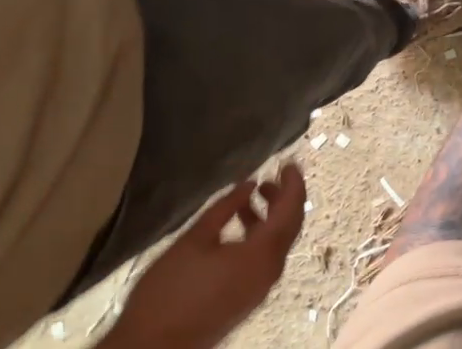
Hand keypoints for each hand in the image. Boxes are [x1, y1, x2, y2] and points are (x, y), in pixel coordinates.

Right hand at [101, 165, 306, 348]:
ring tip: (250, 198)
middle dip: (284, 198)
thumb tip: (249, 184)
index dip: (294, 182)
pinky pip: (265, 259)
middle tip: (271, 178)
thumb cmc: (167, 294)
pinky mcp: (247, 300)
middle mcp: (271, 270)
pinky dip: (260, 238)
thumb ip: (225, 209)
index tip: (290, 162)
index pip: (292, 208)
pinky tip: (237, 230)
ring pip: (277, 243)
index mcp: (264, 253)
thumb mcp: (192, 242)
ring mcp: (261, 288)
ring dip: (269, 218)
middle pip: (290, 225)